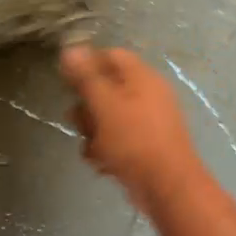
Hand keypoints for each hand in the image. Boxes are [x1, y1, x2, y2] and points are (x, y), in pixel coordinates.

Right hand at [60, 46, 203, 212]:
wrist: (166, 187)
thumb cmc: (134, 141)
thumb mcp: (105, 105)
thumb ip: (86, 78)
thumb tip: (70, 49)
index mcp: (141, 78)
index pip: (109, 56)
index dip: (86, 67)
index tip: (68, 87)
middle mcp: (146, 95)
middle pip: (105, 89)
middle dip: (86, 108)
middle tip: (80, 123)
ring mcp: (146, 122)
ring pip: (107, 118)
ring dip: (93, 133)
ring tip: (93, 149)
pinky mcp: (144, 146)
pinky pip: (117, 140)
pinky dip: (106, 150)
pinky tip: (103, 164)